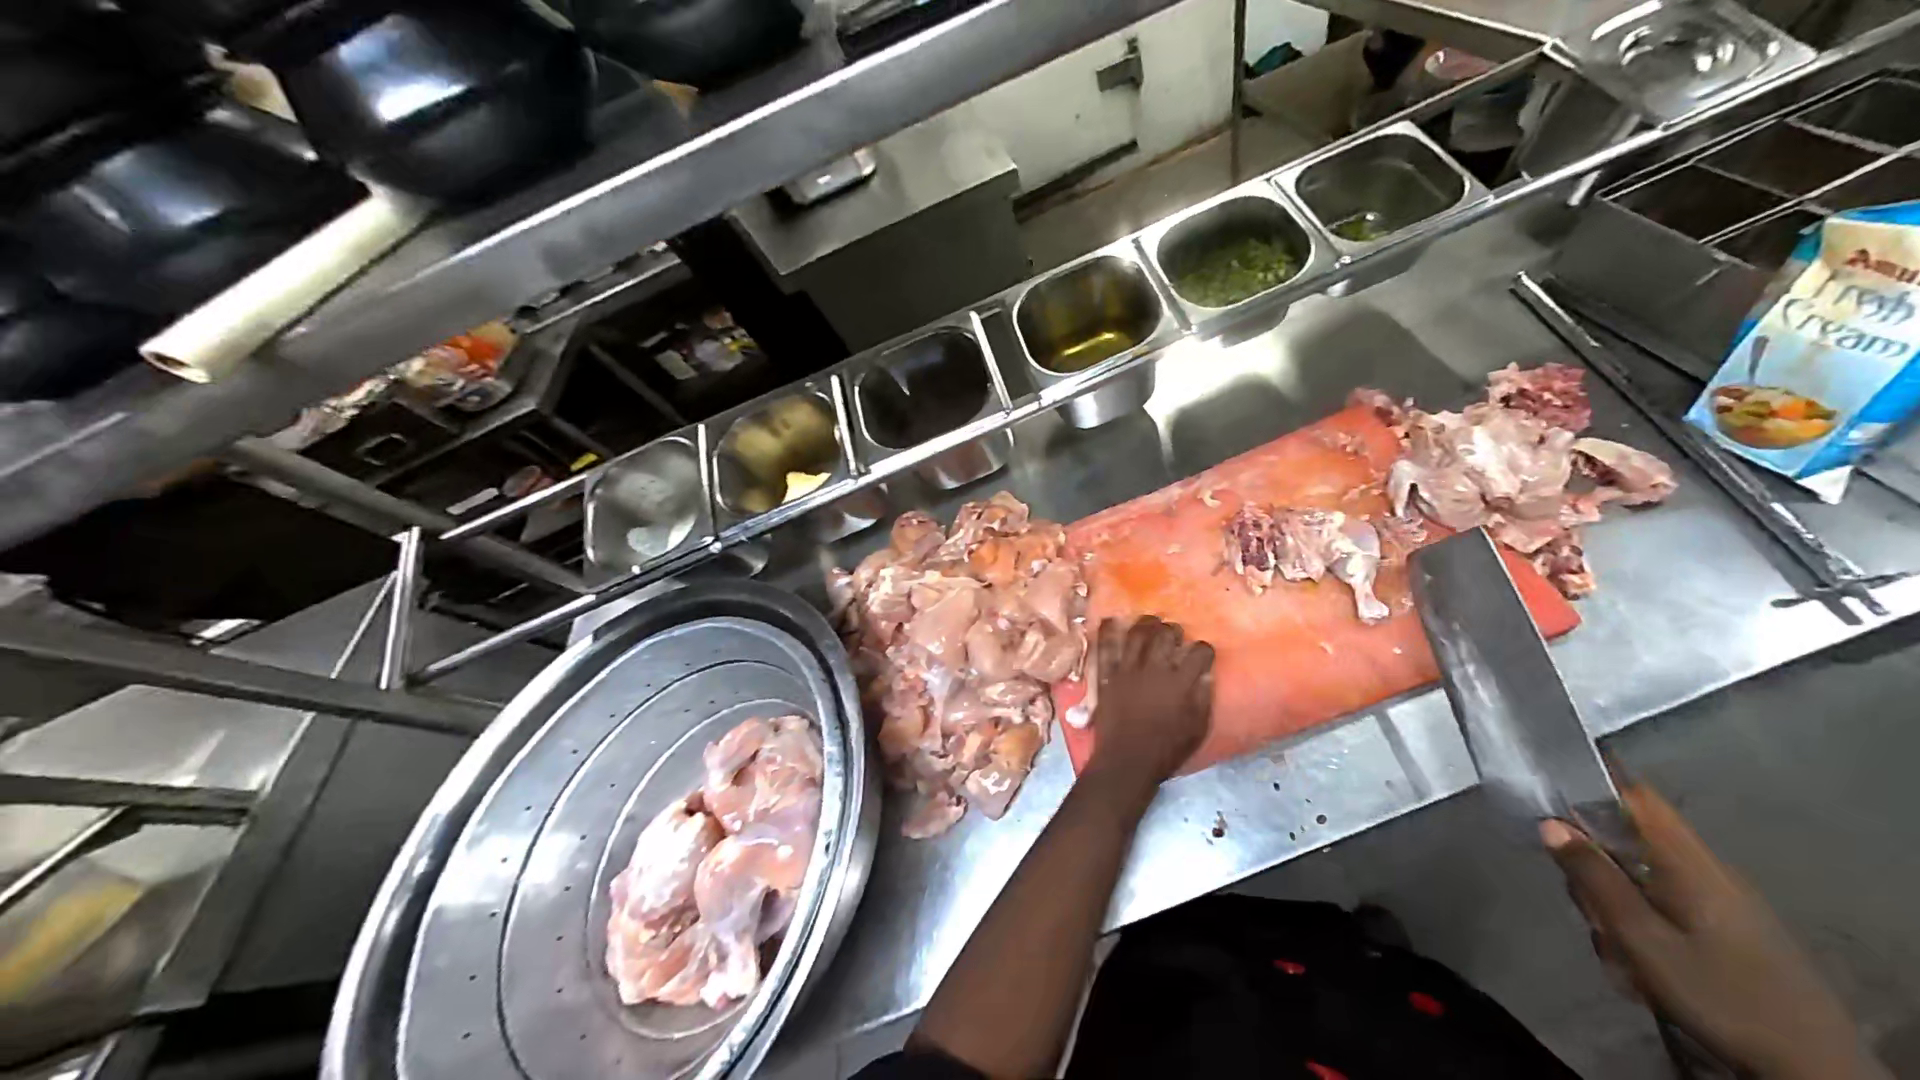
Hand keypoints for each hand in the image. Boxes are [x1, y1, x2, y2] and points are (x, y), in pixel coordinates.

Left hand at [1086, 617, 1213, 792]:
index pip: (1199, 653)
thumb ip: (1204, 697)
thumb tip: (1206, 673)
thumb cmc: (1166, 750)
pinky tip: (1111, 620)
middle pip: (1165, 636)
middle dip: (1173, 630)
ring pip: (1137, 635)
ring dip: (1146, 624)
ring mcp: (1128, 671)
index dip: (1203, 649)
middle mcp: (1155, 670)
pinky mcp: (1108, 676)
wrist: (1128, 760)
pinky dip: (1108, 631)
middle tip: (1174, 633)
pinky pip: (1106, 648)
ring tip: (1150, 622)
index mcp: (1181, 683)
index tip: (1203, 652)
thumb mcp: (1197, 728)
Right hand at [1543, 786, 1887, 1079]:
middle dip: (1593, 863)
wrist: (1817, 1071)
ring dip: (1613, 900)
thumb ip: (1594, 877)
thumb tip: (1549, 822)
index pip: (1636, 796)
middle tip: (1586, 905)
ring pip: (1638, 874)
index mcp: (1688, 861)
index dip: (1591, 780)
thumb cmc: (1720, 993)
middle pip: (1627, 838)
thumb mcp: (1642, 939)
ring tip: (1616, 946)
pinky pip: (1660, 901)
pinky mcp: (1724, 925)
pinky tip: (1637, 959)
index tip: (1547, 784)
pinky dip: (1637, 920)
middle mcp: (1705, 868)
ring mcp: (1718, 898)